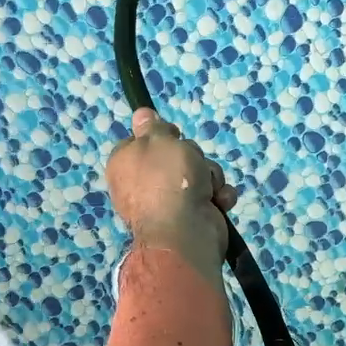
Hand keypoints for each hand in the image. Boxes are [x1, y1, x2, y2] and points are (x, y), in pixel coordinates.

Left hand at [107, 108, 238, 277]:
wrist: (184, 231)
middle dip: (193, 158)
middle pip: (178, 155)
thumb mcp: (159, 140)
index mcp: (126, 163)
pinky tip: (219, 203)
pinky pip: (211, 195)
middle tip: (192, 166)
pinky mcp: (193, 216)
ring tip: (209, 188)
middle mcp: (145, 183)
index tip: (173, 136)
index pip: (144, 139)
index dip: (163, 136)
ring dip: (211, 177)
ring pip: (200, 173)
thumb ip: (154, 126)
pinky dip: (219, 197)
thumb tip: (141, 114)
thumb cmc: (168, 180)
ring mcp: (170, 201)